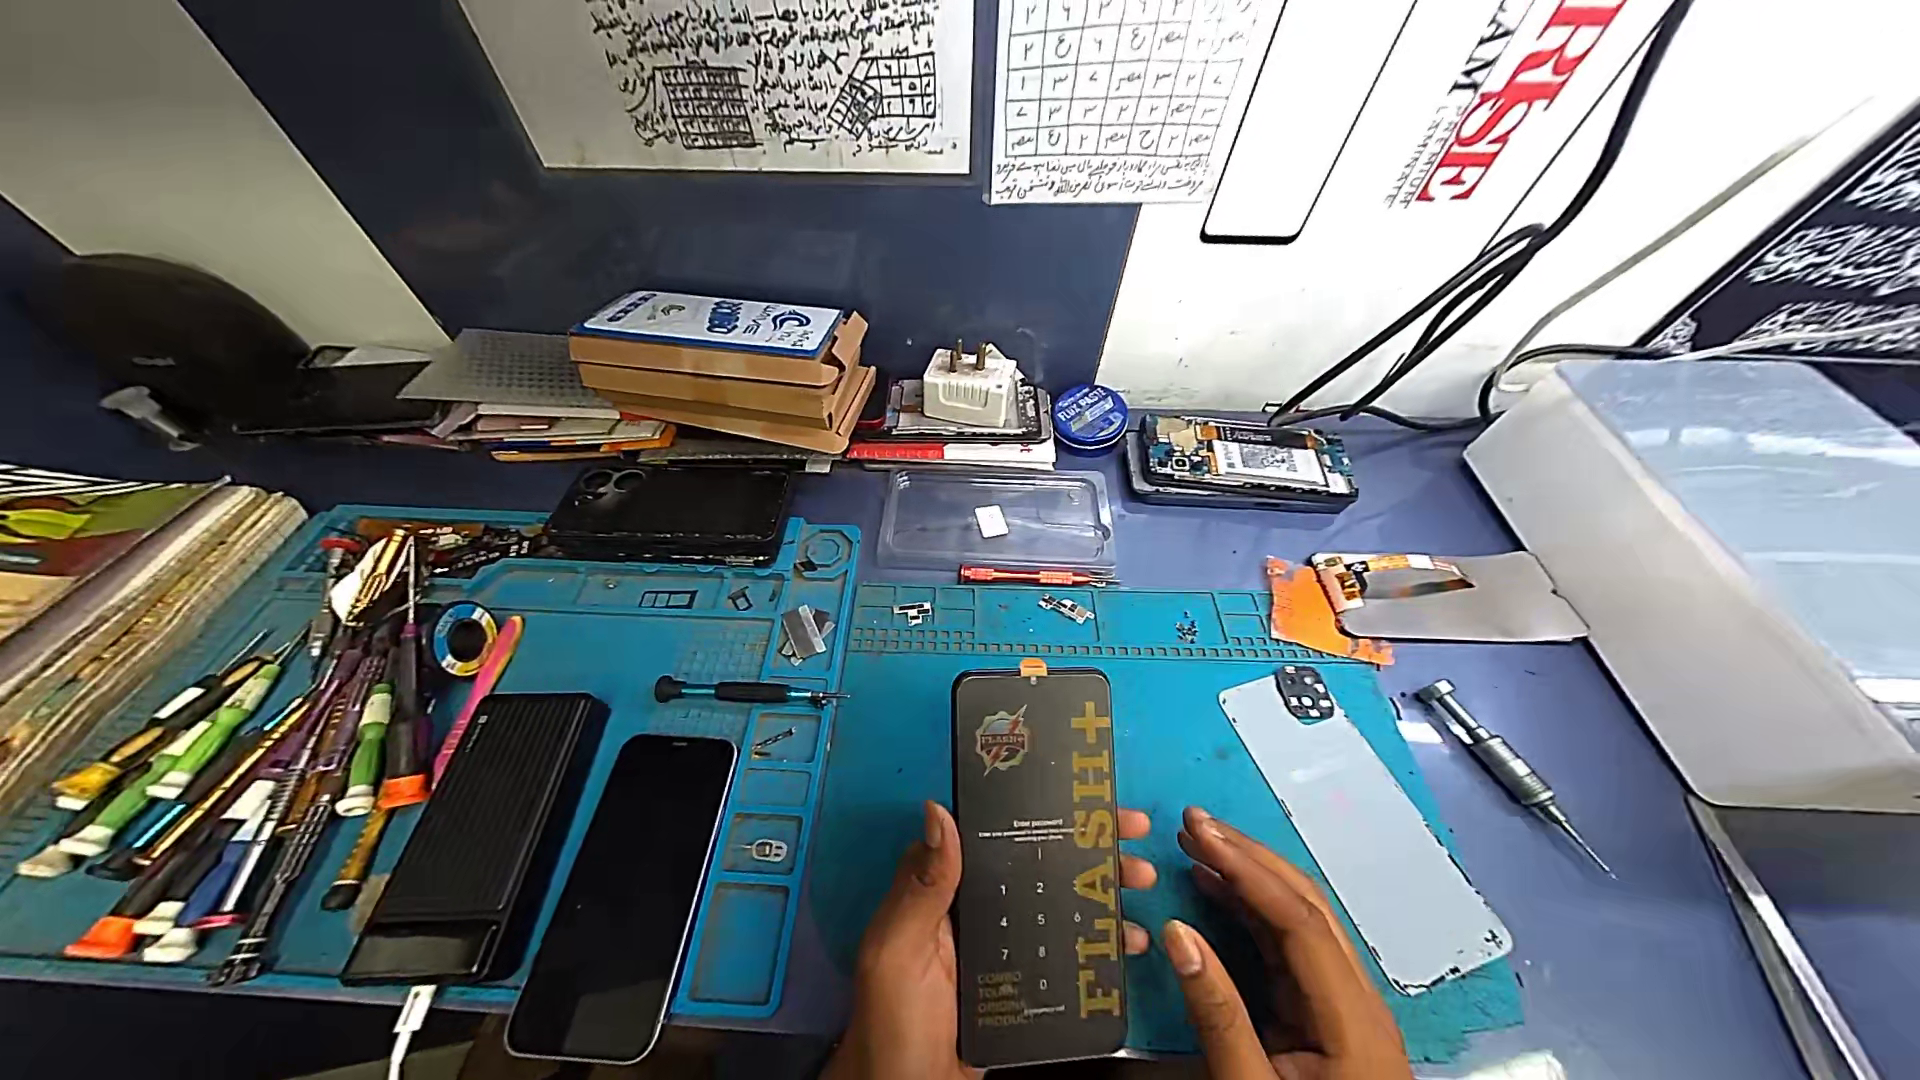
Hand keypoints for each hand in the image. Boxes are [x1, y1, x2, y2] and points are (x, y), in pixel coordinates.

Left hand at [823, 800, 1156, 1079]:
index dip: (1041, 807)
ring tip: (1141, 880)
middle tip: (1133, 835)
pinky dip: (1098, 935)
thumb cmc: (896, 1021)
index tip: (1087, 799)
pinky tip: (1128, 937)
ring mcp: (1002, 936)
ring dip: (1100, 884)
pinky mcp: (1022, 973)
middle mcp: (974, 898)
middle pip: (1038, 856)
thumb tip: (938, 809)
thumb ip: (920, 885)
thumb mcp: (899, 950)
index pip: (996, 828)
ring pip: (1058, 895)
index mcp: (943, 881)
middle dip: (1087, 842)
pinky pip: (1065, 942)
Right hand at [1163, 806, 1410, 1079]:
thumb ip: (1217, 1015)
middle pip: (1304, 904)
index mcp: (1353, 1022)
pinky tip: (1213, 887)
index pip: (1299, 920)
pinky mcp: (1321, 1009)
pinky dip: (1246, 906)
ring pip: (1296, 915)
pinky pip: (1283, 941)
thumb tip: (1175, 932)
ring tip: (1196, 842)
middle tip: (1193, 822)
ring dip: (1246, 873)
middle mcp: (1356, 999)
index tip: (1198, 834)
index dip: (1246, 869)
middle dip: (1246, 855)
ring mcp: (1341, 1002)